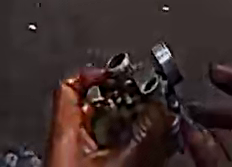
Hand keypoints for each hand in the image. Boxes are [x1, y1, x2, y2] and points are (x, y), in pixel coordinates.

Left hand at [45, 67, 172, 166]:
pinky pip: (116, 157)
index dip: (97, 73)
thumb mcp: (123, 163)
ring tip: (161, 128)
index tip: (123, 74)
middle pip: (98, 109)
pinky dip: (136, 151)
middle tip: (153, 102)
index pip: (72, 85)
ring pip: (111, 135)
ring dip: (138, 128)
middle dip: (130, 103)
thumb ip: (146, 132)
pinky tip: (156, 153)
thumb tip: (166, 107)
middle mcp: (70, 149)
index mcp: (65, 134)